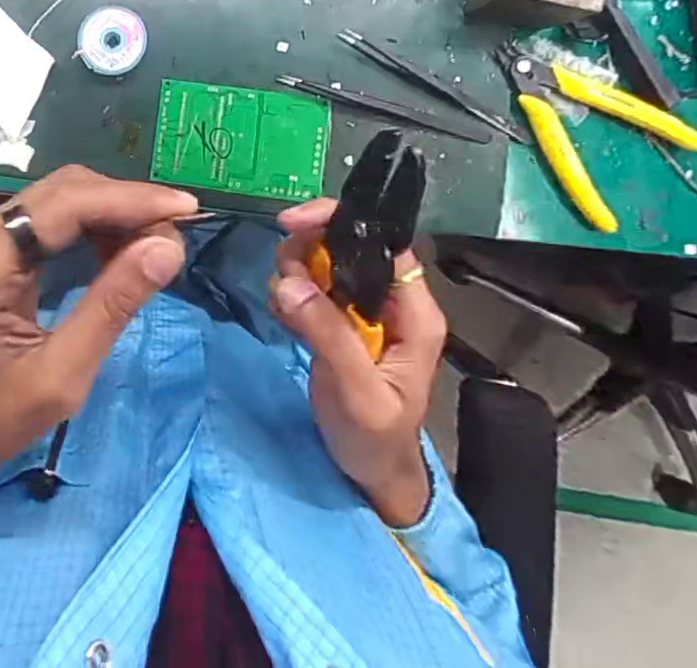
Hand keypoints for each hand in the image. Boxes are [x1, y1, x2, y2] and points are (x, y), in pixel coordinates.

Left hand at [0, 167, 197, 498]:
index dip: (127, 200)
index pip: (62, 206)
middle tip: (175, 232)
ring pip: (59, 197)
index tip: (185, 209)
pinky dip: (93, 224)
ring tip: (157, 241)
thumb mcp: (62, 375)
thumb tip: (167, 247)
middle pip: (61, 191)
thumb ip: (112, 305)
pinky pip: (51, 217)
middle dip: (125, 203)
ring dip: (112, 211)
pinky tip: (121, 247)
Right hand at [267, 197, 445, 526]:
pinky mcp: (334, 321)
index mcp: (412, 312)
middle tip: (284, 285)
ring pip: (319, 263)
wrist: (369, 473)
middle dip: (305, 253)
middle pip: (343, 245)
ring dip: (291, 275)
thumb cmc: (375, 438)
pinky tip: (285, 321)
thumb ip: (326, 335)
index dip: (340, 223)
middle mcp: (386, 301)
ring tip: (286, 313)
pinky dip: (287, 294)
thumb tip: (288, 282)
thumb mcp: (355, 390)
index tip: (292, 224)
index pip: (384, 243)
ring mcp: (359, 310)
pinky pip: (305, 286)